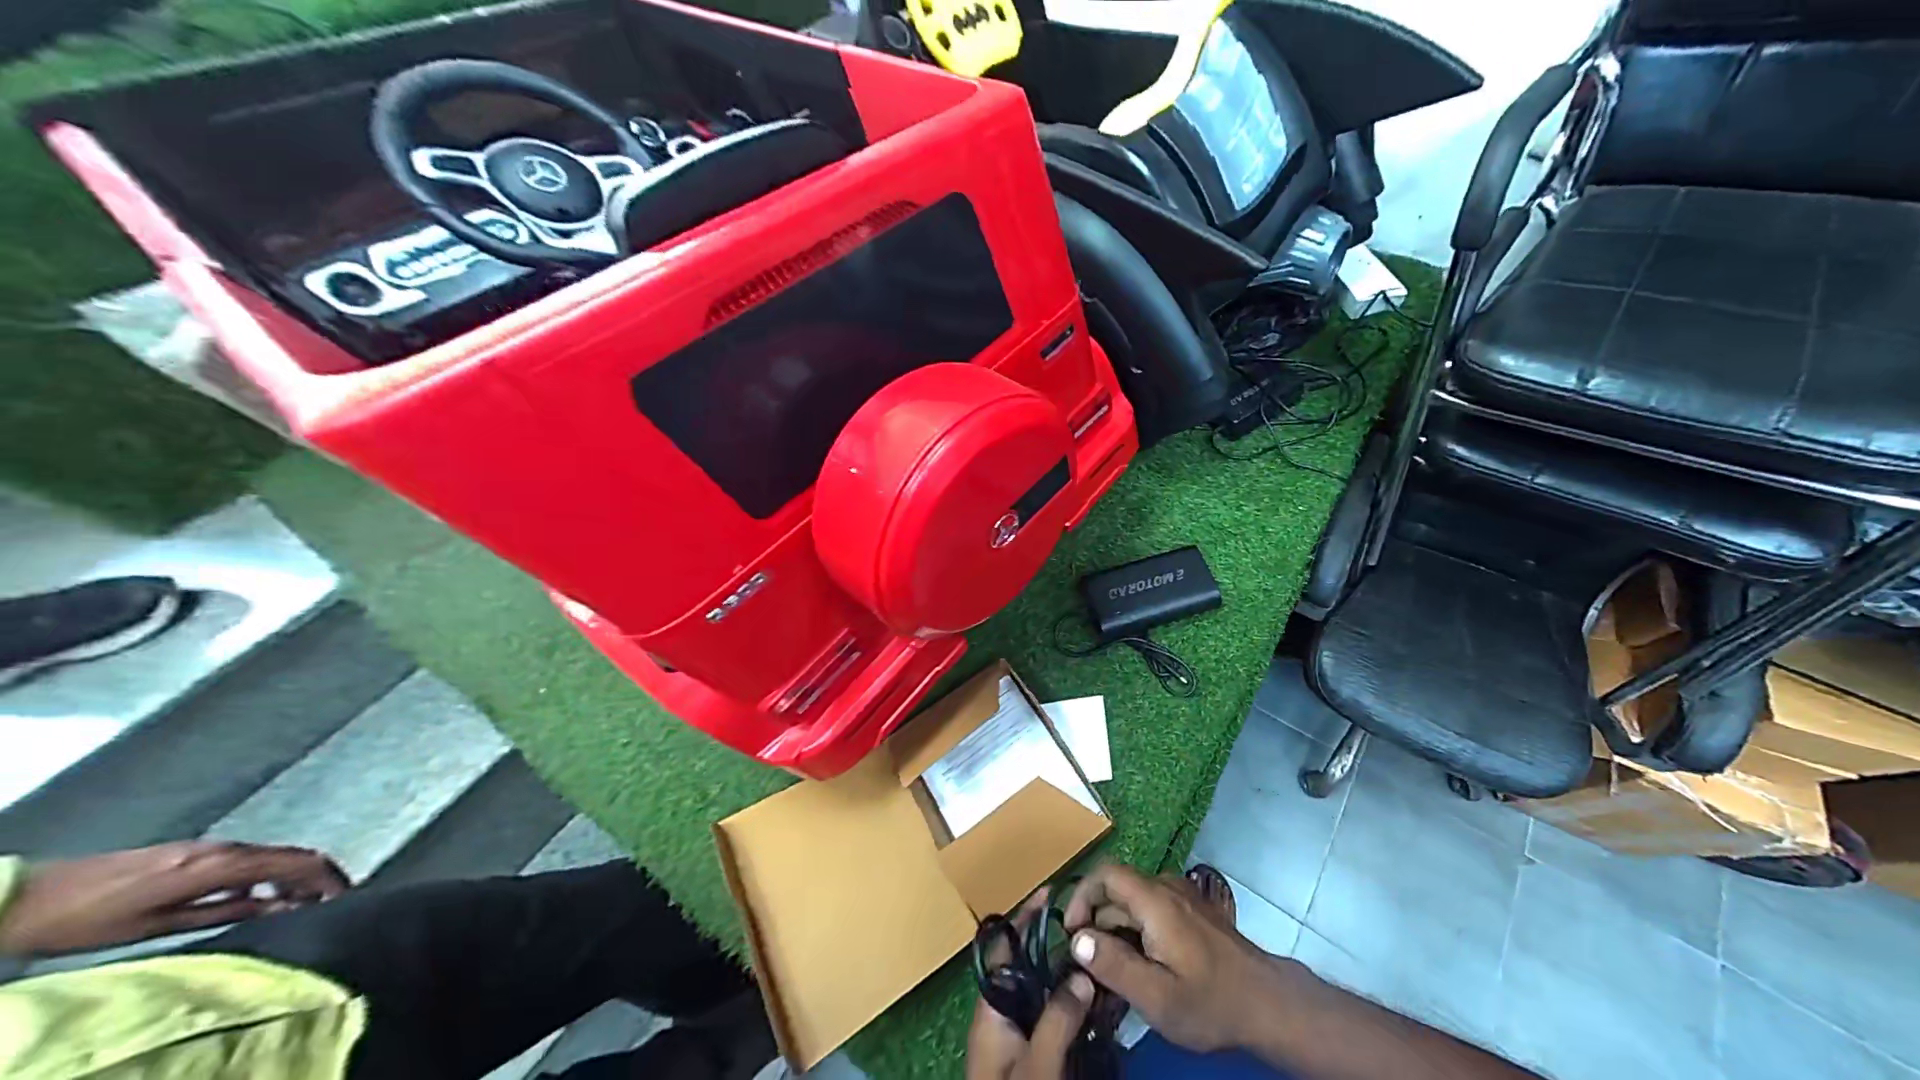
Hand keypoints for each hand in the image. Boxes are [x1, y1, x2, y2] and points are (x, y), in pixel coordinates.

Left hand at [0, 841, 349, 955]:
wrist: (31, 896)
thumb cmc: (90, 920)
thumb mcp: (157, 925)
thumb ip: (223, 913)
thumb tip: (280, 907)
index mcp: (221, 864)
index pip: (295, 863)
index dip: (326, 878)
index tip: (346, 896)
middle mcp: (225, 848)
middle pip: (292, 855)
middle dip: (318, 875)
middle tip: (333, 900)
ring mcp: (211, 847)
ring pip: (274, 856)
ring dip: (295, 876)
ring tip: (302, 903)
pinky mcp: (198, 852)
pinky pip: (252, 859)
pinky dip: (271, 874)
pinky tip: (262, 897)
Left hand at [966, 889, 1094, 1079]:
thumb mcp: (1037, 1066)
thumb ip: (1057, 1018)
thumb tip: (1080, 972)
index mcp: (993, 1009)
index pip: (1003, 950)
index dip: (1022, 920)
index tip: (1050, 894)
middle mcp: (1008, 1017)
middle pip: (1032, 970)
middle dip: (1059, 950)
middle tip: (1094, 930)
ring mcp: (1027, 1040)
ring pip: (1051, 997)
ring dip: (1075, 980)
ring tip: (1107, 958)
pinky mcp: (1045, 1060)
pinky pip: (1063, 1024)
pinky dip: (1082, 1010)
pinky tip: (1107, 1001)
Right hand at [1063, 863, 1296, 1053]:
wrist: (1270, 1005)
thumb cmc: (1211, 1002)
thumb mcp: (1157, 997)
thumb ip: (1114, 964)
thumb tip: (1076, 939)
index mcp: (1154, 900)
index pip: (1103, 874)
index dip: (1080, 897)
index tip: (1072, 934)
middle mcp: (1166, 887)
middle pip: (1116, 891)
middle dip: (1096, 924)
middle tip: (1089, 966)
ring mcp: (1182, 896)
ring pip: (1133, 903)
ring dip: (1116, 931)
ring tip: (1114, 973)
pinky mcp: (1192, 911)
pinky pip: (1152, 910)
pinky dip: (1137, 932)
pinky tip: (1142, 966)